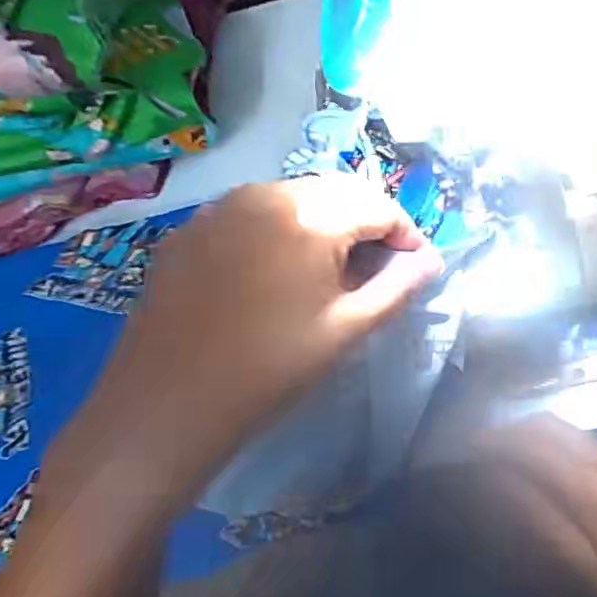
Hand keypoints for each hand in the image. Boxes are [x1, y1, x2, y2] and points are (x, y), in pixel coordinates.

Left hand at [76, 176, 442, 478]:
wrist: (167, 403)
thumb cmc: (271, 369)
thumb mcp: (346, 330)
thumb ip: (396, 287)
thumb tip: (430, 259)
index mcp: (310, 216)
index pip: (377, 205)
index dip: (405, 232)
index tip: (414, 264)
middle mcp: (264, 194)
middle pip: (335, 192)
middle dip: (365, 222)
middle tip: (377, 266)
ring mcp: (219, 208)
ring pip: (291, 198)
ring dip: (323, 223)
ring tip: (329, 269)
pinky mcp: (189, 230)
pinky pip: (250, 214)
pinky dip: (279, 230)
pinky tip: (275, 272)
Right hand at [473, 415, 596, 596]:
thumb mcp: (579, 562)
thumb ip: (537, 517)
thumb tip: (496, 482)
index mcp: (592, 484)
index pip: (531, 444)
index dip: (494, 441)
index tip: (463, 448)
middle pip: (545, 426)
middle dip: (506, 430)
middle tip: (474, 448)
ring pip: (561, 429)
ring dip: (525, 434)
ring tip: (494, 454)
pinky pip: (574, 441)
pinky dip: (545, 442)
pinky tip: (529, 462)